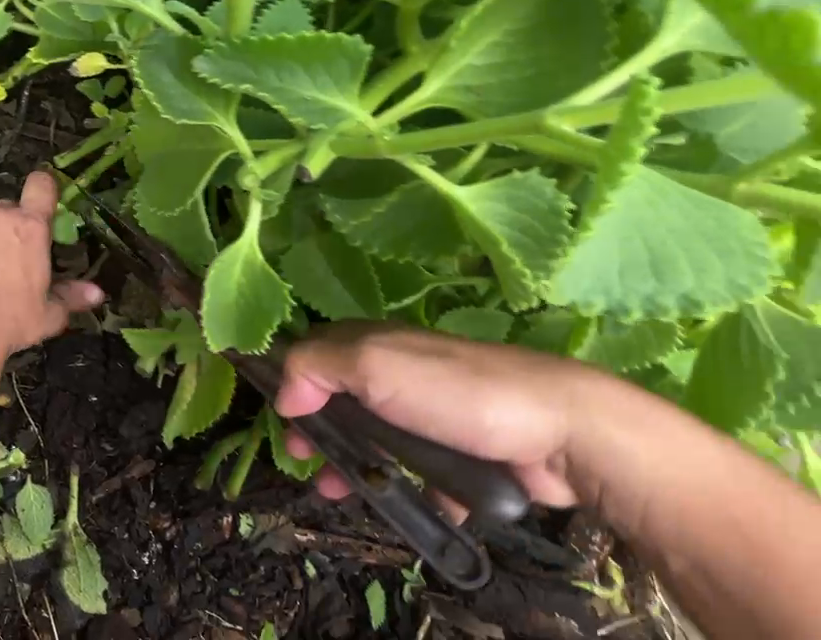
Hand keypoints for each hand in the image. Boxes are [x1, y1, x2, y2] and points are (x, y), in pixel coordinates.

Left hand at [0, 171, 104, 357]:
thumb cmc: (13, 320)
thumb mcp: (50, 313)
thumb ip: (71, 296)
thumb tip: (97, 292)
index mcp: (32, 227)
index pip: (42, 185)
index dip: (43, 189)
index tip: (41, 201)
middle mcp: (0, 214)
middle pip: (8, 207)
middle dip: (10, 225)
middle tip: (8, 254)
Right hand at [275, 324, 620, 510]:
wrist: (566, 430)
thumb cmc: (451, 390)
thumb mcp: (369, 364)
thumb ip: (313, 368)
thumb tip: (283, 393)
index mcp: (371, 343)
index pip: (314, 355)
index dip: (290, 384)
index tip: (281, 420)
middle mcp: (398, 372)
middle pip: (342, 401)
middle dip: (320, 433)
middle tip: (306, 462)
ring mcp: (434, 412)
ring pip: (380, 440)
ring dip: (358, 467)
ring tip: (346, 497)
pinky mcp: (468, 450)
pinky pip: (427, 470)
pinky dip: (414, 487)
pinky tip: (413, 504)